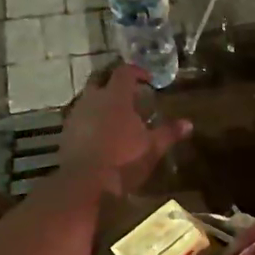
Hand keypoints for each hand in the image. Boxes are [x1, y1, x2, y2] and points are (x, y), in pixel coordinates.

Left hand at [57, 64, 189, 194]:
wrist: (85, 183)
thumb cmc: (124, 160)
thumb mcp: (153, 147)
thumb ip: (169, 132)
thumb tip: (188, 123)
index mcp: (115, 97)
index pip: (124, 72)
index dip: (137, 71)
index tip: (149, 79)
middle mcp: (92, 100)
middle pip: (99, 79)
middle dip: (113, 81)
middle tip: (128, 92)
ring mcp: (76, 115)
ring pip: (87, 98)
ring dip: (101, 101)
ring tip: (116, 115)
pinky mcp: (66, 133)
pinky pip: (80, 117)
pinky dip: (91, 119)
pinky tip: (101, 134)